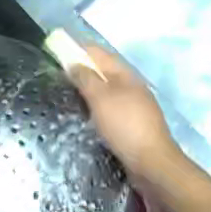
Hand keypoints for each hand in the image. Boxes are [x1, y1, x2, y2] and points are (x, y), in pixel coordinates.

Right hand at [51, 37, 186, 187]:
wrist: (152, 163)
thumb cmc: (124, 125)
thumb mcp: (100, 98)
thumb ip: (85, 78)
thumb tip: (73, 63)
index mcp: (125, 74)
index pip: (98, 53)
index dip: (78, 48)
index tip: (58, 49)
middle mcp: (131, 85)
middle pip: (104, 70)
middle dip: (83, 68)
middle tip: (60, 73)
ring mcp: (135, 104)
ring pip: (108, 89)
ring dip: (90, 88)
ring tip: (71, 92)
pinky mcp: (135, 123)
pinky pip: (112, 106)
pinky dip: (98, 105)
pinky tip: (90, 114)